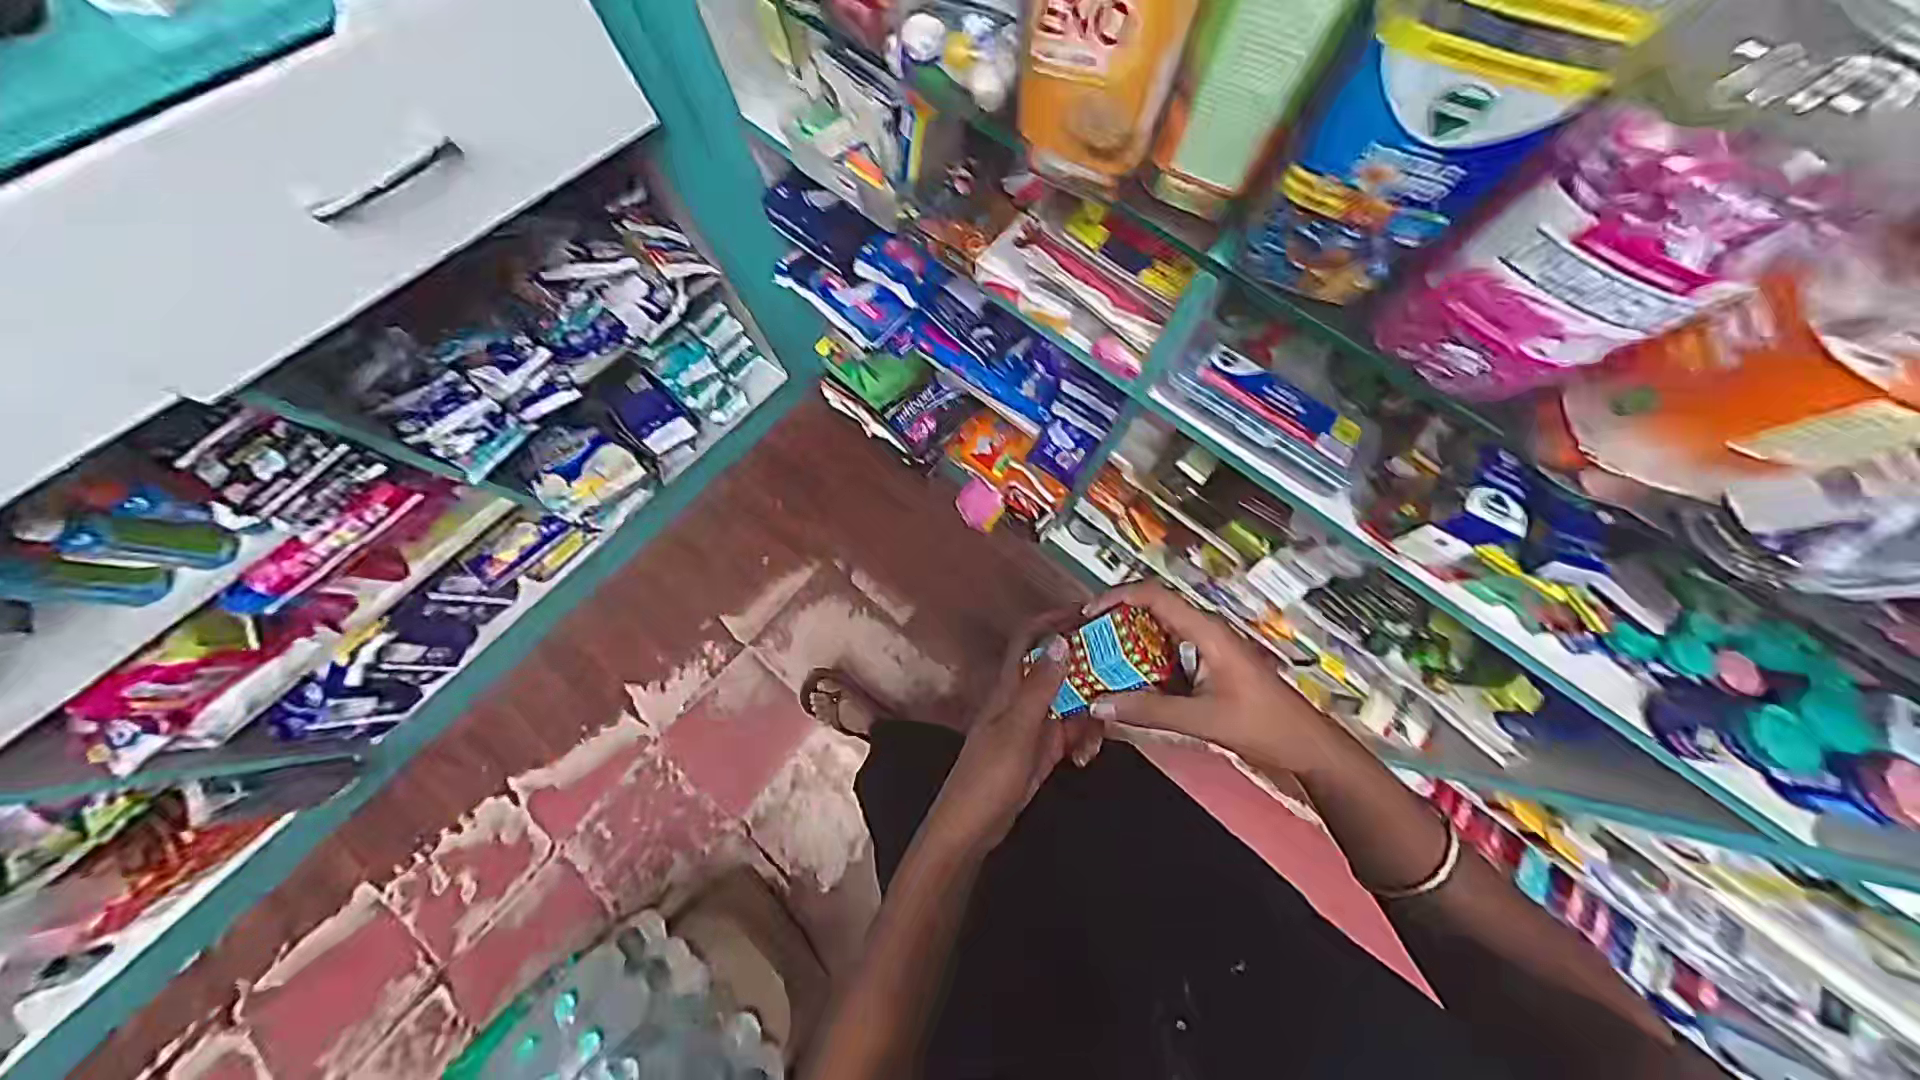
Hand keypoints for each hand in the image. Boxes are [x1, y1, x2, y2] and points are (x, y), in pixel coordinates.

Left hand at [922, 612, 1101, 855]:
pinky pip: (1069, 734)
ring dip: (1088, 714)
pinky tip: (1085, 756)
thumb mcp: (1018, 730)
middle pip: (1058, 670)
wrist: (971, 828)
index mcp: (1009, 688)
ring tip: (1098, 735)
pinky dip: (1082, 740)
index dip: (1053, 620)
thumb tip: (1060, 642)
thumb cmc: (987, 777)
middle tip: (1119, 676)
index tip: (1087, 613)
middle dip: (1087, 671)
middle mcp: (1021, 700)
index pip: (1029, 639)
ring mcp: (1032, 726)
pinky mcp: (1041, 750)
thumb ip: (1040, 687)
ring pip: (1069, 704)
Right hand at [1084, 581, 1346, 776]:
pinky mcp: (1208, 662)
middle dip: (1115, 619)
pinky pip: (1167, 650)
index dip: (1117, 596)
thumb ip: (1149, 711)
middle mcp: (1205, 630)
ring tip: (1098, 657)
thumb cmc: (1265, 726)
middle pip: (1151, 608)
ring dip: (1127, 639)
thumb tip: (1100, 704)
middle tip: (1085, 637)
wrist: (1307, 745)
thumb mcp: (1202, 720)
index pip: (1154, 595)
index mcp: (1206, 631)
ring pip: (1157, 630)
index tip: (1088, 614)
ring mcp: (1207, 645)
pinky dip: (1142, 658)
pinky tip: (1127, 679)